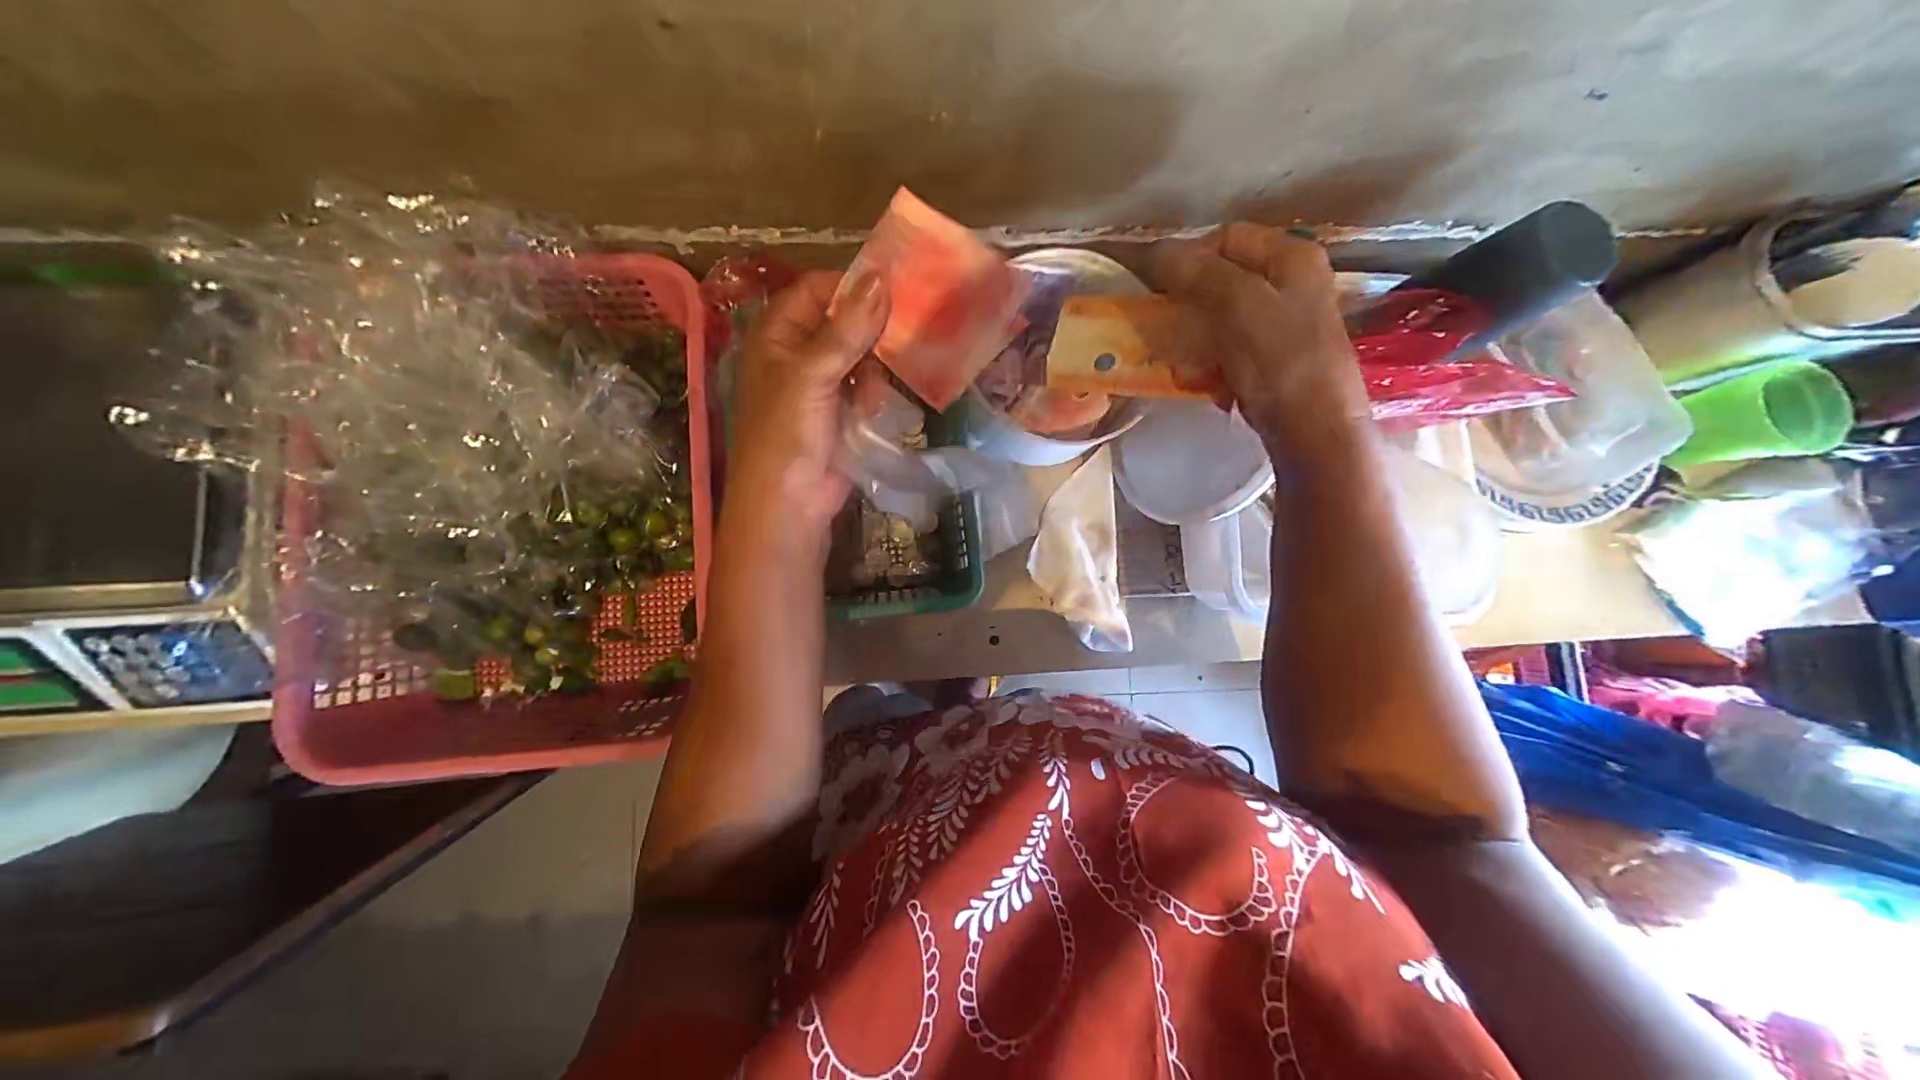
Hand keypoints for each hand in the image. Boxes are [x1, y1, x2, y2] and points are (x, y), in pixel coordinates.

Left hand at [729, 269, 889, 539]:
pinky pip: (866, 386)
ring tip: (880, 382)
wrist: (788, 503)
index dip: (852, 286)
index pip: (817, 288)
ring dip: (875, 366)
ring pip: (860, 355)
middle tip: (907, 329)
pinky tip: (875, 406)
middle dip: (872, 329)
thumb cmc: (787, 432)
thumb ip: (846, 329)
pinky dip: (874, 393)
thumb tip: (880, 279)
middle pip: (843, 321)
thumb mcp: (812, 374)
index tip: (894, 288)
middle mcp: (798, 351)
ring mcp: (821, 383)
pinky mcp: (841, 411)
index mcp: (777, 333)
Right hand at [1155, 224, 1367, 456]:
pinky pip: (1232, 346)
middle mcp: (1293, 281)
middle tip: (1168, 323)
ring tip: (1183, 355)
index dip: (1190, 258)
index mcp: (1292, 256)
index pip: (1226, 237)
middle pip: (1225, 276)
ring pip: (1224, 313)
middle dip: (1191, 298)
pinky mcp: (1276, 358)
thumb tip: (1158, 251)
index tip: (1162, 291)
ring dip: (1197, 331)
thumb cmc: (1280, 362)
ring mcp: (1286, 322)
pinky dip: (1212, 358)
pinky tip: (1205, 377)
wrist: (1314, 431)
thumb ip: (1200, 273)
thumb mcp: (1238, 307)